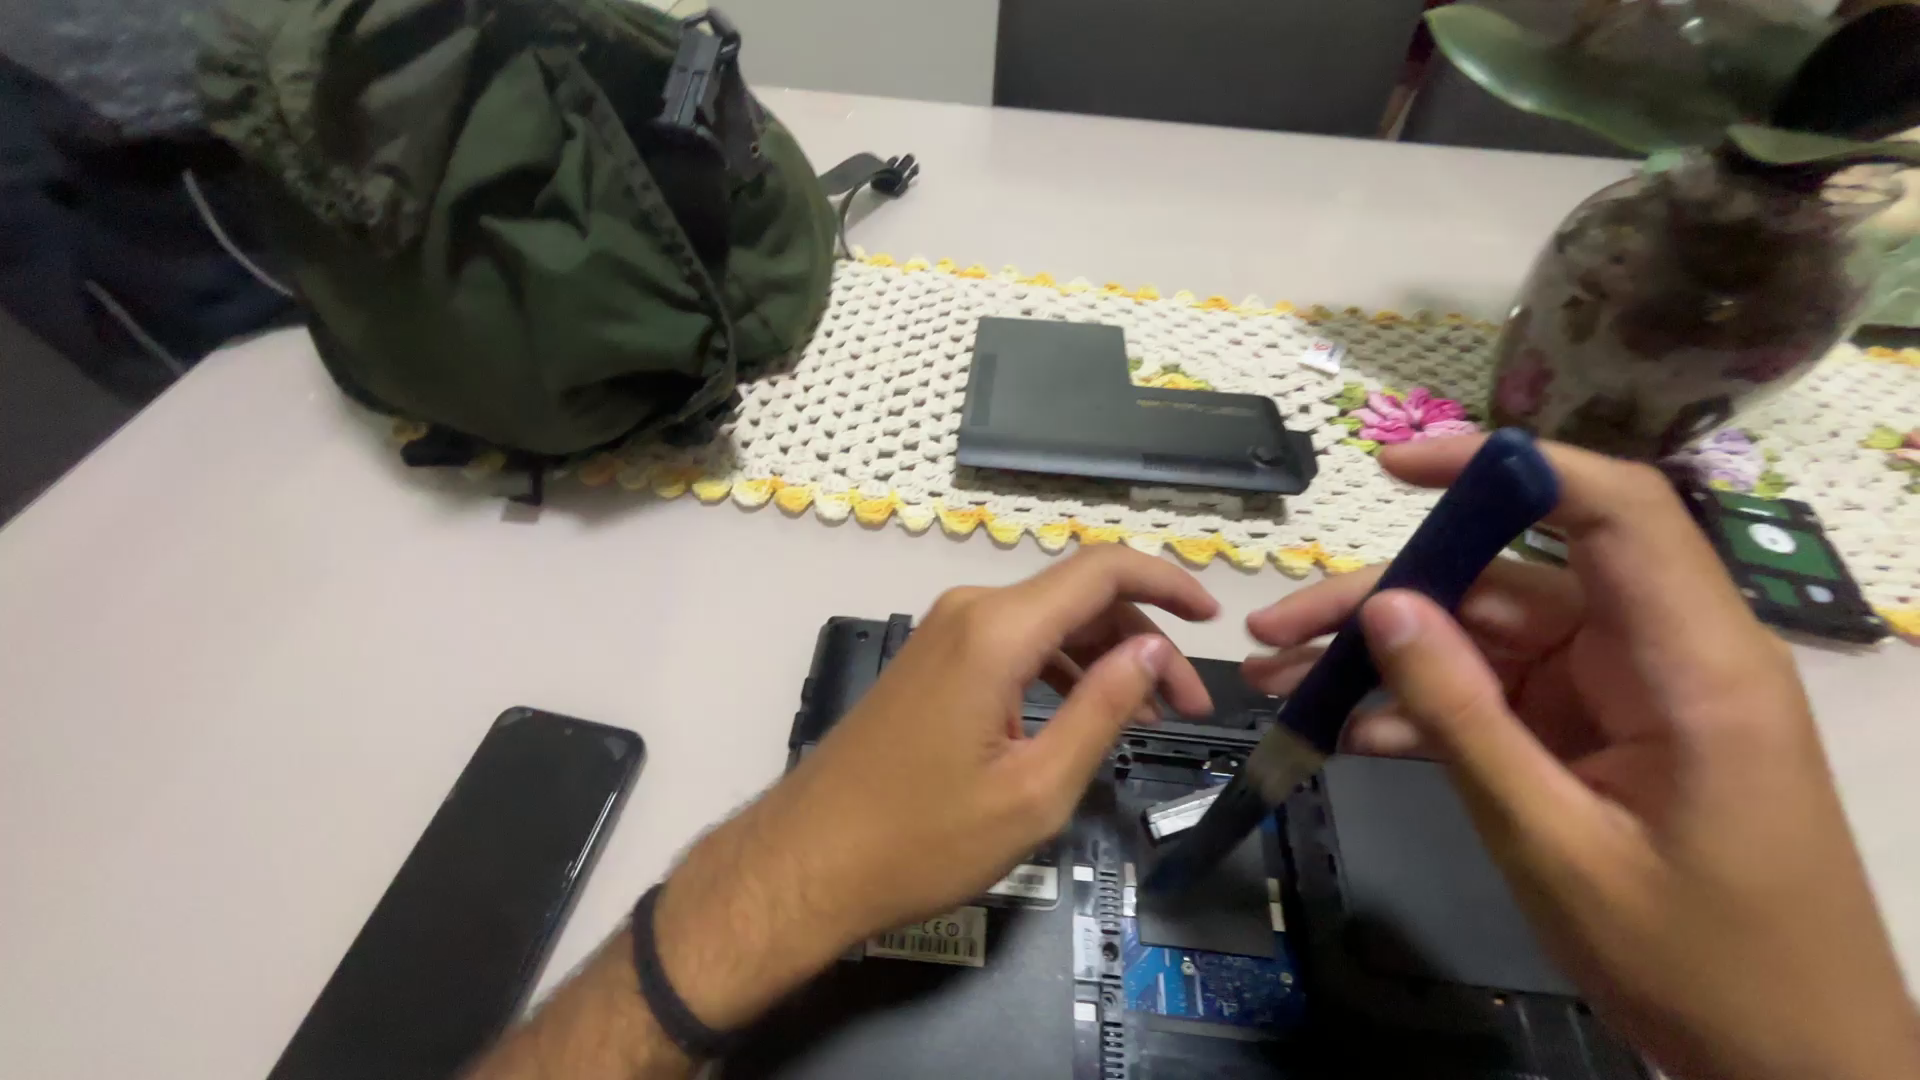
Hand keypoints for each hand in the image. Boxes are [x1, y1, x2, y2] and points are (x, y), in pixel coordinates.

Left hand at [653, 546, 1217, 1032]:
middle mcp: (969, 610)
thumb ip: (1102, 709)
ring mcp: (945, 632)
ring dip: (1102, 659)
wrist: (810, 858)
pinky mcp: (933, 659)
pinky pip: (1011, 644)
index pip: (1101, 570)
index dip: (1167, 582)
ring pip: (1046, 622)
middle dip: (1141, 640)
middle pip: (1078, 597)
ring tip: (1146, 717)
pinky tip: (1083, 714)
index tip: (1212, 618)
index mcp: (997, 630)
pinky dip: (1058, 670)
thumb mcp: (1035, 788)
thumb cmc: (924, 837)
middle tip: (1186, 706)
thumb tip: (1154, 649)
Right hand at [1245, 436, 1919, 1079]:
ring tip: (1278, 680)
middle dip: (1377, 597)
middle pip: (1495, 580)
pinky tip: (1334, 731)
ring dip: (1372, 657)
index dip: (1503, 465)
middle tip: (1277, 628)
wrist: (1782, 1065)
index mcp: (1686, 662)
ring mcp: (1602, 693)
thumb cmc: (1698, 959)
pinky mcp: (1572, 730)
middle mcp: (1642, 653)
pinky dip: (1405, 709)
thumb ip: (1461, 716)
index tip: (1396, 469)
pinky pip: (1477, 695)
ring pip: (1469, 637)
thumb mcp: (1551, 837)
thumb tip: (1382, 608)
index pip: (1609, 510)